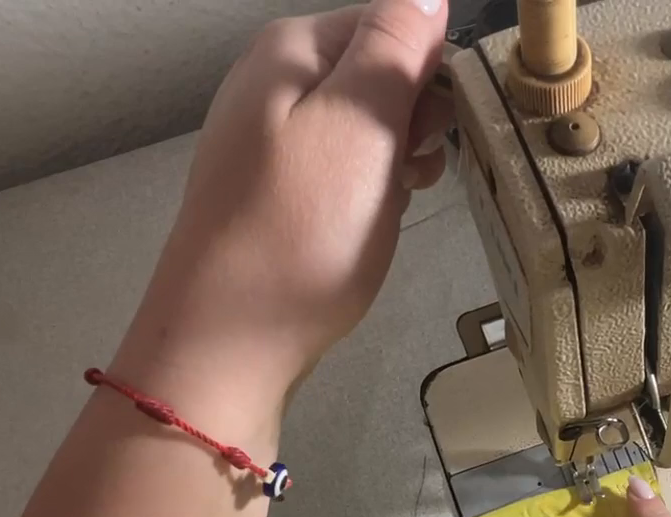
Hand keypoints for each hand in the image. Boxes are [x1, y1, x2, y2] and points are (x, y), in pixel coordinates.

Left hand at [133, 0, 452, 392]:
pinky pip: (346, 172)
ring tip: (393, 204)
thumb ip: (394, 51)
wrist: (235, 332)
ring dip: (397, 162)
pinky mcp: (281, 194)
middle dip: (413, 122)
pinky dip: (371, 192)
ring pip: (367, 130)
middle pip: (377, 76)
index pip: (390, 24)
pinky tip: (371, 222)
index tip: (435, 132)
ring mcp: (274, 142)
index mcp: (294, 51)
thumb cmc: (304, 229)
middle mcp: (277, 84)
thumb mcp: (358, 128)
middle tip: (409, 174)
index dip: (429, 74)